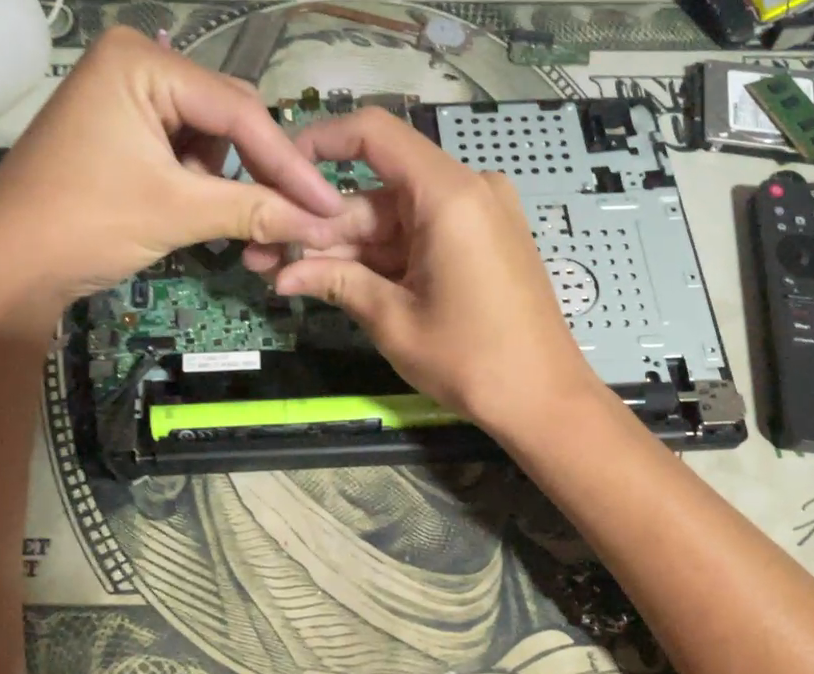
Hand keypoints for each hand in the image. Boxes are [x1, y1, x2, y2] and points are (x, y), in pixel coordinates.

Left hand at [0, 28, 345, 314]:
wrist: (10, 267)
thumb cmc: (86, 225)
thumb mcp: (177, 213)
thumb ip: (253, 210)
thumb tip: (318, 223)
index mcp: (143, 61)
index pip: (237, 110)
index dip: (288, 162)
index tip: (327, 203)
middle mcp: (136, 63)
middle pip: (225, 116)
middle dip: (259, 170)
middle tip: (298, 216)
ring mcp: (124, 97)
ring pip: (207, 137)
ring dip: (229, 181)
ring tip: (236, 221)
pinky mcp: (119, 131)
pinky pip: (180, 151)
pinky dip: (201, 184)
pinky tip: (203, 212)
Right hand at [256, 108, 598, 433]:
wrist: (542, 399)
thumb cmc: (471, 361)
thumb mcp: (394, 321)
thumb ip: (339, 283)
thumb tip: (284, 274)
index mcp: (449, 196)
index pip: (374, 135)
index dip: (321, 143)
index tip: (279, 171)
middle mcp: (467, 191)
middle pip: (378, 192)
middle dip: (323, 226)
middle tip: (270, 257)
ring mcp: (477, 218)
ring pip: (395, 221)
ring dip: (348, 250)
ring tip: (291, 278)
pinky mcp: (481, 244)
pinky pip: (420, 238)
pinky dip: (383, 260)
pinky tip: (338, 282)